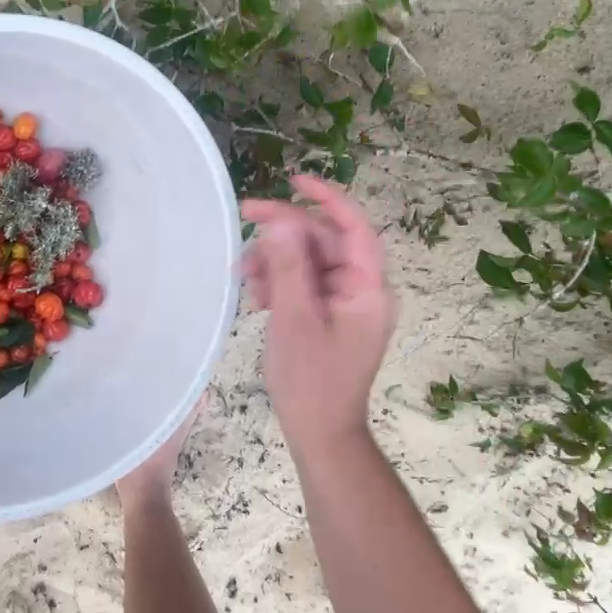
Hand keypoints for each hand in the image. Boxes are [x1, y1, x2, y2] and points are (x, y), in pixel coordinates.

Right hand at [241, 175, 396, 450]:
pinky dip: (277, 281)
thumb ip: (288, 267)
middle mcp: (361, 289)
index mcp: (367, 288)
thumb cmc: (311, 379)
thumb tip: (281, 223)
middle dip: (284, 234)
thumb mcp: (294, 318)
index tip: (293, 180)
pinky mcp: (327, 315)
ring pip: (308, 260)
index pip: (355, 227)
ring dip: (275, 260)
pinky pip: (302, 282)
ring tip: (244, 275)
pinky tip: (255, 295)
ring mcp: (344, 303)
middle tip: (243, 223)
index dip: (327, 198)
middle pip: (324, 241)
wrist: (319, 432)